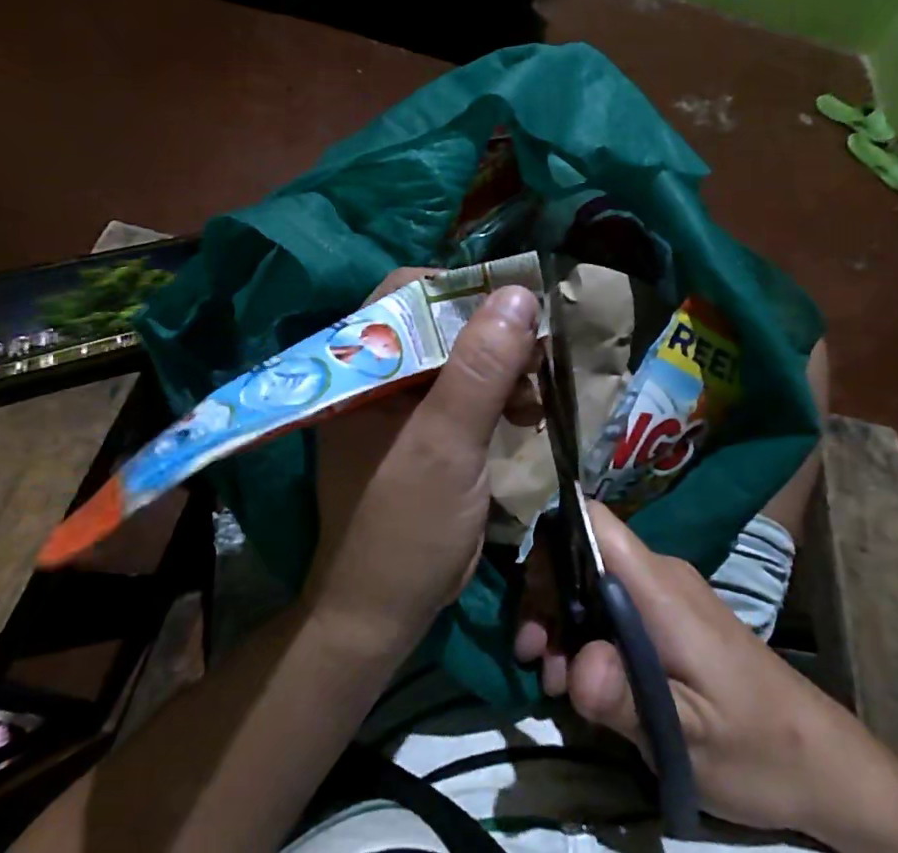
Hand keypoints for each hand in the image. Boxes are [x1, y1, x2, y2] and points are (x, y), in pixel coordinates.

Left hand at [309, 274, 540, 655]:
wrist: (384, 608)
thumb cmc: (408, 524)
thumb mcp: (448, 443)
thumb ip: (480, 369)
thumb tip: (518, 293)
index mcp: (362, 368)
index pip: (405, 294)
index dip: (462, 289)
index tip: (517, 305)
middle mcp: (376, 377)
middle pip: (437, 323)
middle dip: (492, 333)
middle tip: (536, 353)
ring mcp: (399, 405)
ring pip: (457, 357)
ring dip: (502, 366)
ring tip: (535, 392)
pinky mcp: (424, 431)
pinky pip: (464, 393)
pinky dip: (497, 395)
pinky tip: (527, 412)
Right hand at [527, 502, 897, 852]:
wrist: (825, 764)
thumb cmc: (759, 748)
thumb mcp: (688, 736)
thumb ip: (627, 698)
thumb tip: (575, 665)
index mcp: (661, 589)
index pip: (595, 522)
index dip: (552, 542)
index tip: (532, 604)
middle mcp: (660, 577)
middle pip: (582, 554)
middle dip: (547, 600)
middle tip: (536, 663)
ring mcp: (665, 597)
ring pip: (592, 583)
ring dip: (563, 625)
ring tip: (557, 684)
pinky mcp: (668, 620)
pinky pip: (611, 607)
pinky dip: (586, 636)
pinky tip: (584, 682)